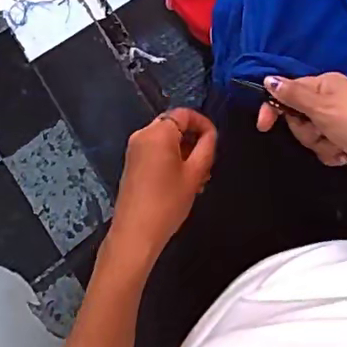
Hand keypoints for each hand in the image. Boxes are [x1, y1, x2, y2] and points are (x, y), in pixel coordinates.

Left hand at [104, 109, 216, 269]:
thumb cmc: (168, 202)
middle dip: (194, 140)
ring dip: (184, 152)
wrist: (136, 232)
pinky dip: (171, 159)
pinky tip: (182, 182)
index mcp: (158, 133)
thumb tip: (210, 135)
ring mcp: (134, 149)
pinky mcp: (132, 163)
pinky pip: (155, 151)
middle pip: (174, 126)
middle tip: (208, 164)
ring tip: (198, 179)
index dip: (203, 123)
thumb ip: (207, 148)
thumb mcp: (195, 174)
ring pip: (165, 140)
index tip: (215, 140)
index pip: (184, 114)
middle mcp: (142, 135)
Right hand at [255, 73, 346, 190]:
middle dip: (304, 129)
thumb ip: (292, 95)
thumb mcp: (323, 108)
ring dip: (319, 144)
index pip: (288, 90)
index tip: (263, 125)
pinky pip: (322, 148)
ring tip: (339, 146)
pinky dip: (330, 154)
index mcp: (327, 83)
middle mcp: (332, 100)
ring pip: (308, 134)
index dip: (274, 106)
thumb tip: (267, 79)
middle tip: (319, 132)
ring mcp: (339, 122)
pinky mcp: (345, 143)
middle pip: (296, 114)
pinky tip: (346, 156)